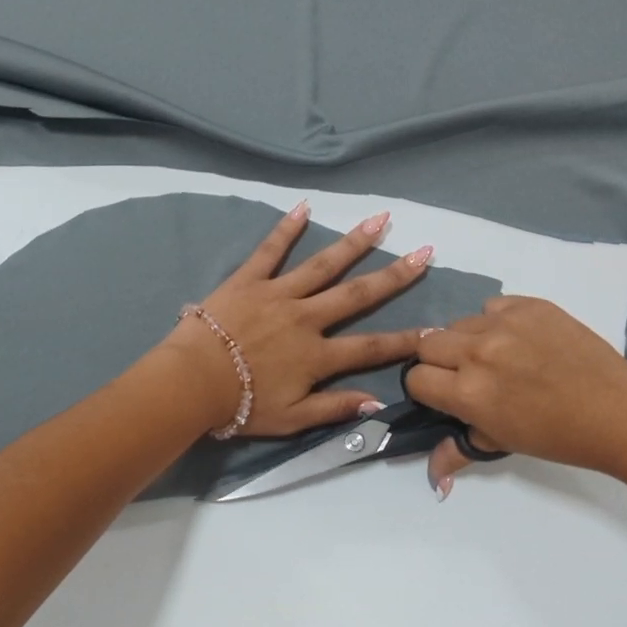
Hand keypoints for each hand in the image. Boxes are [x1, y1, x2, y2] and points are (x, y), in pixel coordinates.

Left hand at [161, 203, 433, 437]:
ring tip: (380, 220)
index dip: (404, 342)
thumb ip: (334, 409)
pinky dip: (287, 228)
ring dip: (353, 242)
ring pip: (323, 265)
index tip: (433, 332)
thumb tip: (378, 402)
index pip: (370, 348)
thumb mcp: (292, 419)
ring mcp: (277, 295)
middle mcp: (306, 318)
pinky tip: (304, 207)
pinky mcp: (248, 280)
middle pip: (356, 295)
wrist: (193, 381)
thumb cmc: (241, 406)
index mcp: (317, 356)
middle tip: (423, 252)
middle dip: (393, 275)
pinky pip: (270, 250)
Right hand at [405, 296, 626, 496]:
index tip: (444, 395)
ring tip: (495, 356)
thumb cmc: (557, 436)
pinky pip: (492, 306)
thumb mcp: (500, 444)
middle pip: (427, 343)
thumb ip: (457, 452)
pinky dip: (496, 321)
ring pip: (459, 323)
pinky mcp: (530, 306)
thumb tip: (433, 480)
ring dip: (466, 339)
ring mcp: (504, 325)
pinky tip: (518, 340)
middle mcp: (478, 353)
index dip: (426, 388)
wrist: (619, 412)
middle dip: (438, 360)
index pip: (415, 378)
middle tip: (464, 374)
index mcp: (468, 392)